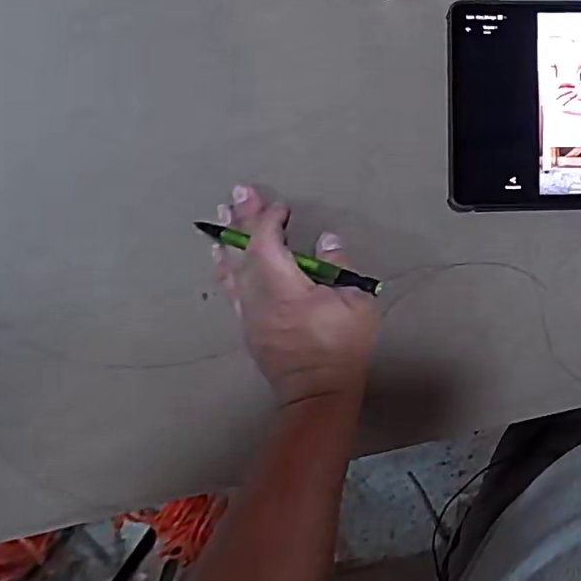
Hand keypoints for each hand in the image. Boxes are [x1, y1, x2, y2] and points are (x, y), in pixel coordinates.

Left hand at [212, 184, 378, 407]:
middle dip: (241, 220)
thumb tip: (326, 239)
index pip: (267, 245)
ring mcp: (247, 312)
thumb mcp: (357, 302)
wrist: (318, 388)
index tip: (281, 206)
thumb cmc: (343, 344)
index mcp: (284, 290)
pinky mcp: (248, 323)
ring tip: (223, 215)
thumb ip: (339, 267)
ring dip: (228, 239)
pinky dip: (226, 263)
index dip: (270, 221)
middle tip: (238, 192)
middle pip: (242, 252)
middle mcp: (257, 298)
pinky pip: (230, 285)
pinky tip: (223, 255)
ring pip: (230, 268)